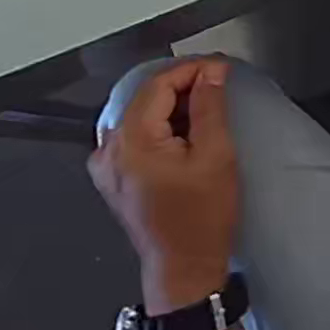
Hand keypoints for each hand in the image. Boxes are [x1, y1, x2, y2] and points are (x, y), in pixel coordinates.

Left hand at [89, 59, 240, 312]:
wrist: (184, 263)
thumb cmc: (204, 213)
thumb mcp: (216, 155)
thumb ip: (210, 109)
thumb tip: (213, 73)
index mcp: (131, 142)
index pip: (157, 86)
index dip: (191, 70)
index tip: (223, 66)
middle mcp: (108, 150)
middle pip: (144, 98)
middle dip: (184, 84)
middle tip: (221, 81)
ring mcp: (106, 165)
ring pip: (139, 115)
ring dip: (174, 103)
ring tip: (210, 102)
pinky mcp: (115, 176)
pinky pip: (136, 135)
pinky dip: (163, 123)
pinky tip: (188, 129)